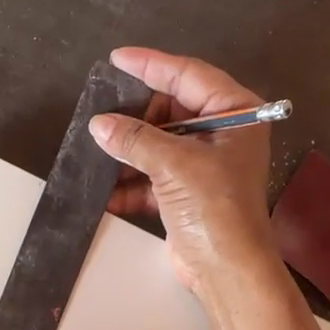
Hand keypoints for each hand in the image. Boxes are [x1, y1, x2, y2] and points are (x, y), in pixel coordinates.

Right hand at [91, 48, 279, 293]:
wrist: (226, 270)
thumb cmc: (215, 209)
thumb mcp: (175, 165)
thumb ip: (136, 140)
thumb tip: (100, 125)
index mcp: (234, 113)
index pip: (188, 76)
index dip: (151, 65)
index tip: (116, 60)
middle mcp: (220, 135)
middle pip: (170, 112)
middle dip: (135, 118)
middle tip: (102, 115)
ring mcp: (202, 168)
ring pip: (157, 148)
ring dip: (127, 155)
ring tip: (95, 153)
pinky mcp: (185, 198)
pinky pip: (151, 181)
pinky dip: (129, 187)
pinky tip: (104, 193)